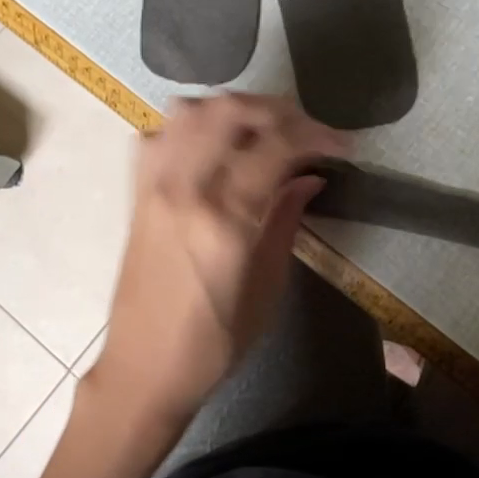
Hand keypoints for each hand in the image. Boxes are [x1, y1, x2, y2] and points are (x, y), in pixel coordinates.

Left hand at [89, 94, 349, 425]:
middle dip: (276, 109)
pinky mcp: (136, 193)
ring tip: (260, 131)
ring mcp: (153, 187)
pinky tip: (212, 149)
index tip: (341, 145)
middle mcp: (184, 189)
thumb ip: (285, 220)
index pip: (276, 146)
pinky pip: (159, 134)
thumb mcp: (266, 287)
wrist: (143, 368)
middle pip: (229, 111)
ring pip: (189, 111)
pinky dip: (189, 127)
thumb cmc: (214, 343)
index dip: (316, 135)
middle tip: (305, 129)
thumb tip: (308, 177)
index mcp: (225, 219)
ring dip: (231, 109)